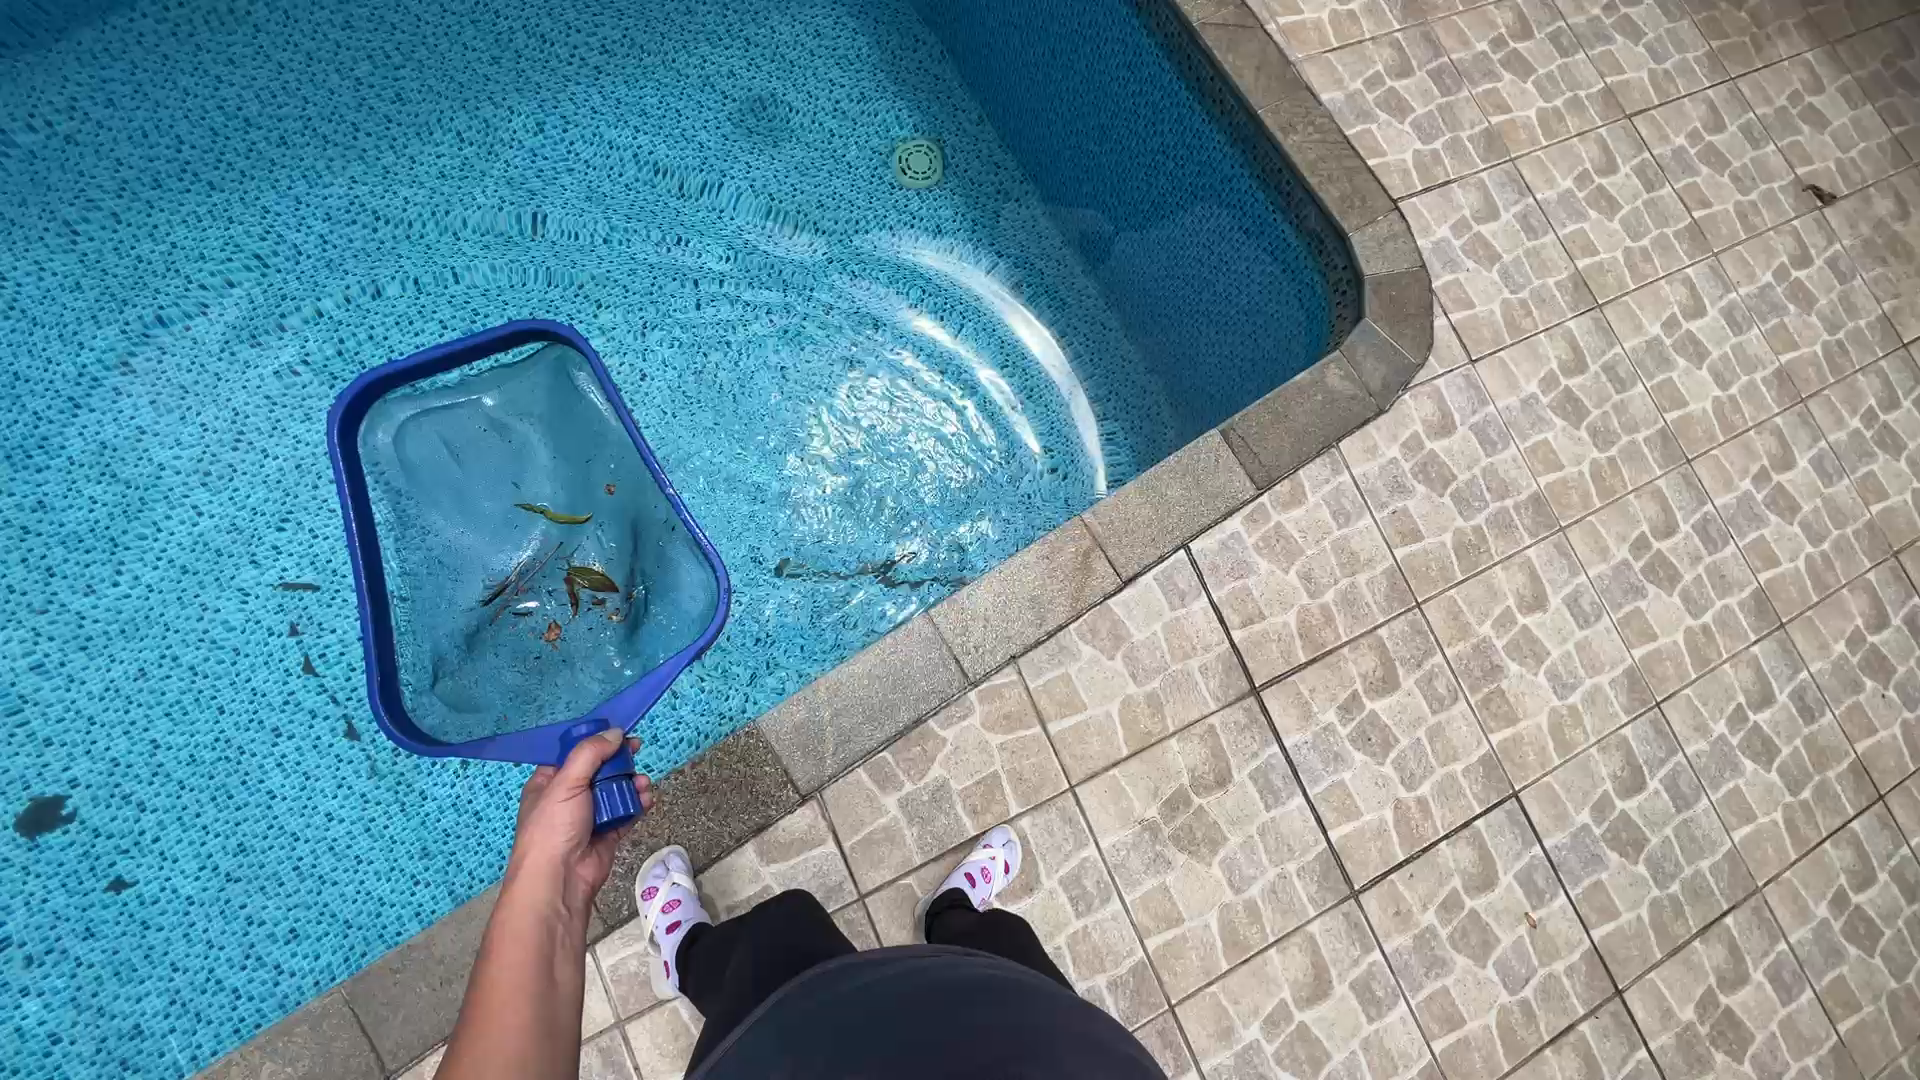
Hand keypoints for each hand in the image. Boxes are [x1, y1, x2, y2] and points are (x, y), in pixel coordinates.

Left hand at [504, 727, 656, 925]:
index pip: (572, 755)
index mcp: (548, 784)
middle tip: (636, 750)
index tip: (616, 734)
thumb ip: (591, 753)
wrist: (559, 880)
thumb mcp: (566, 782)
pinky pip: (628, 811)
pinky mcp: (608, 833)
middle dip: (619, 761)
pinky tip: (647, 798)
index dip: (594, 742)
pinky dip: (639, 803)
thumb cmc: (553, 827)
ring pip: (617, 790)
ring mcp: (589, 816)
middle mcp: (568, 798)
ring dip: (632, 783)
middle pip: (599, 770)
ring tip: (642, 783)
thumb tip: (616, 732)